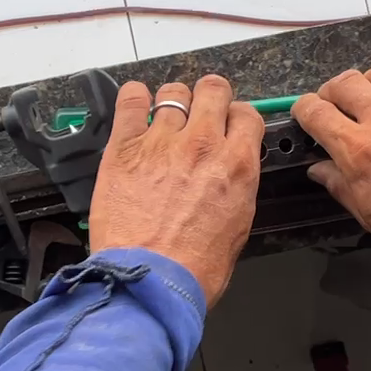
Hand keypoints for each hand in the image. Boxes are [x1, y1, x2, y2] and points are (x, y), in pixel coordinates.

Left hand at [89, 75, 264, 305]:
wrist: (150, 281)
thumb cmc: (196, 269)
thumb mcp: (238, 228)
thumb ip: (236, 189)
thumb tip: (229, 176)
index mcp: (237, 165)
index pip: (246, 114)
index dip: (237, 117)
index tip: (228, 126)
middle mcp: (202, 144)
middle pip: (213, 90)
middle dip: (210, 97)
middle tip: (200, 113)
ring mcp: (161, 142)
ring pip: (173, 93)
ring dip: (173, 101)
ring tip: (165, 116)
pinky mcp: (124, 147)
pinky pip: (130, 101)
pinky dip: (135, 98)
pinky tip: (135, 105)